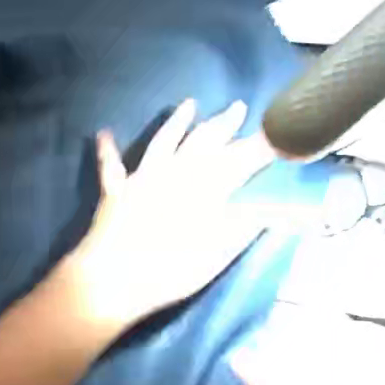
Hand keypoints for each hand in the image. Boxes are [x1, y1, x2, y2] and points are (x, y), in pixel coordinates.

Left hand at [53, 100, 276, 334]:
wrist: (113, 280)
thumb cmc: (169, 271)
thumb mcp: (217, 254)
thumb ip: (242, 228)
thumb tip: (268, 212)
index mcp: (207, 189)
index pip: (242, 161)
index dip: (263, 147)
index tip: (281, 134)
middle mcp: (175, 175)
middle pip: (204, 143)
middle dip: (223, 125)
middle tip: (237, 107)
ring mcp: (142, 180)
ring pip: (163, 143)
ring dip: (177, 123)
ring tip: (188, 104)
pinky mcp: (115, 192)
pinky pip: (110, 167)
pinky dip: (107, 150)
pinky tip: (103, 133)